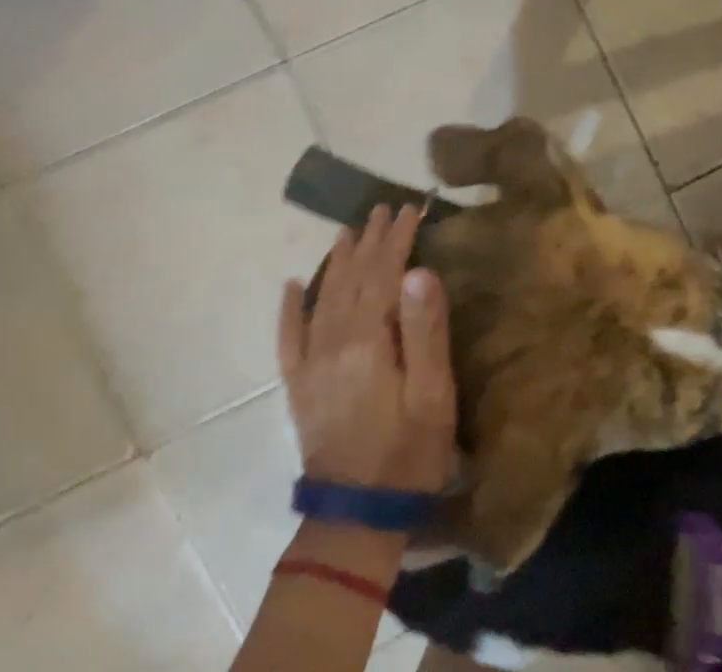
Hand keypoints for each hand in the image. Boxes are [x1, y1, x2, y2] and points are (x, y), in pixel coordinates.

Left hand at [278, 204, 456, 493]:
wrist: (359, 513)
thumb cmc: (409, 452)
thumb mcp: (432, 393)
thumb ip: (424, 331)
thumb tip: (417, 271)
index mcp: (367, 341)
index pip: (383, 275)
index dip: (397, 239)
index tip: (411, 208)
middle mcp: (332, 343)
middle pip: (351, 279)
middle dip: (370, 241)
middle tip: (384, 208)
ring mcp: (310, 365)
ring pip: (321, 298)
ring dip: (336, 262)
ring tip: (348, 232)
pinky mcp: (300, 386)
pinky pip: (289, 337)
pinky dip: (289, 308)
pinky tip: (290, 287)